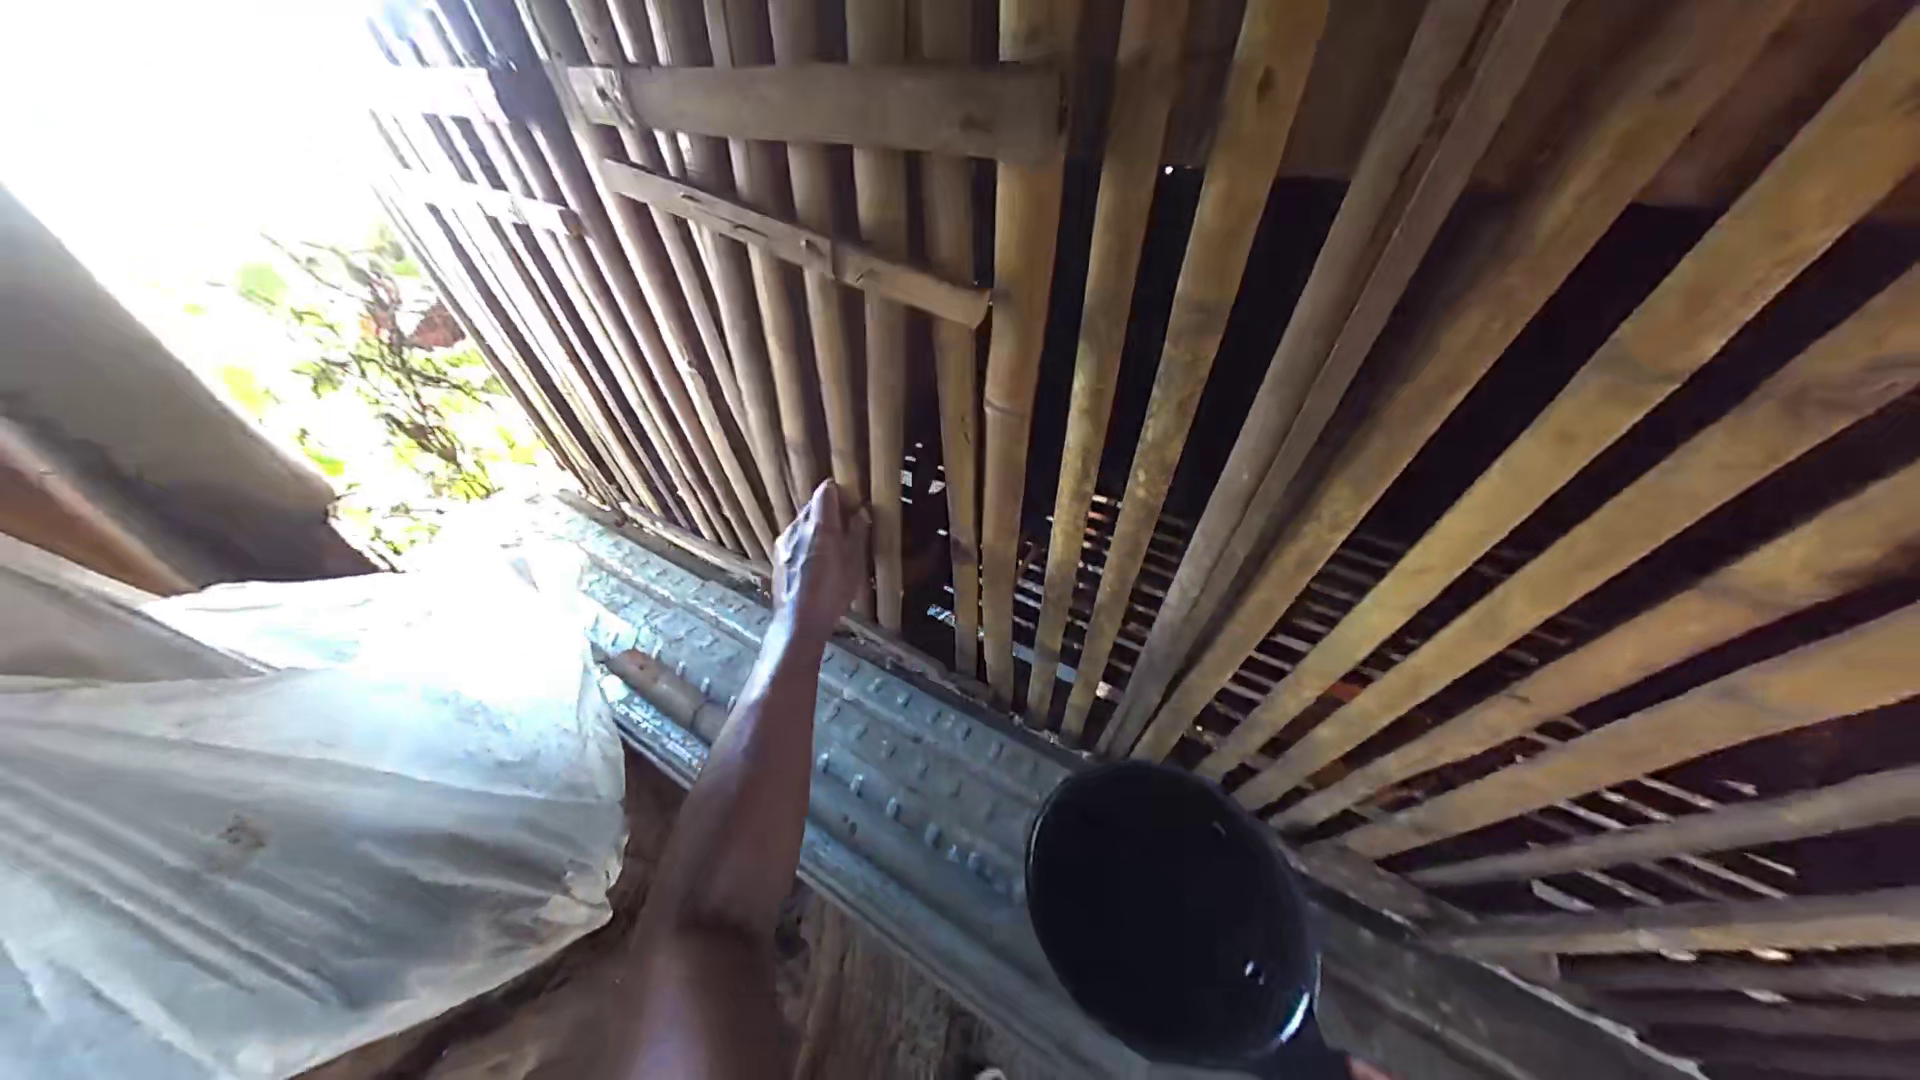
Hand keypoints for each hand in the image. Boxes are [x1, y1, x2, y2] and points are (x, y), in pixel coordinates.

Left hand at [772, 480, 867, 641]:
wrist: (798, 622)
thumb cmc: (832, 593)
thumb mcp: (855, 563)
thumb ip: (858, 533)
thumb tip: (862, 510)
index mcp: (819, 525)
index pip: (826, 490)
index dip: (841, 492)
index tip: (854, 504)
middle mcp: (797, 527)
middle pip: (814, 505)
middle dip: (831, 510)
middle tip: (848, 527)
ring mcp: (784, 541)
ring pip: (803, 521)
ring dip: (819, 526)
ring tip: (834, 548)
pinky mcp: (777, 555)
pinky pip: (795, 537)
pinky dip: (807, 540)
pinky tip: (816, 562)